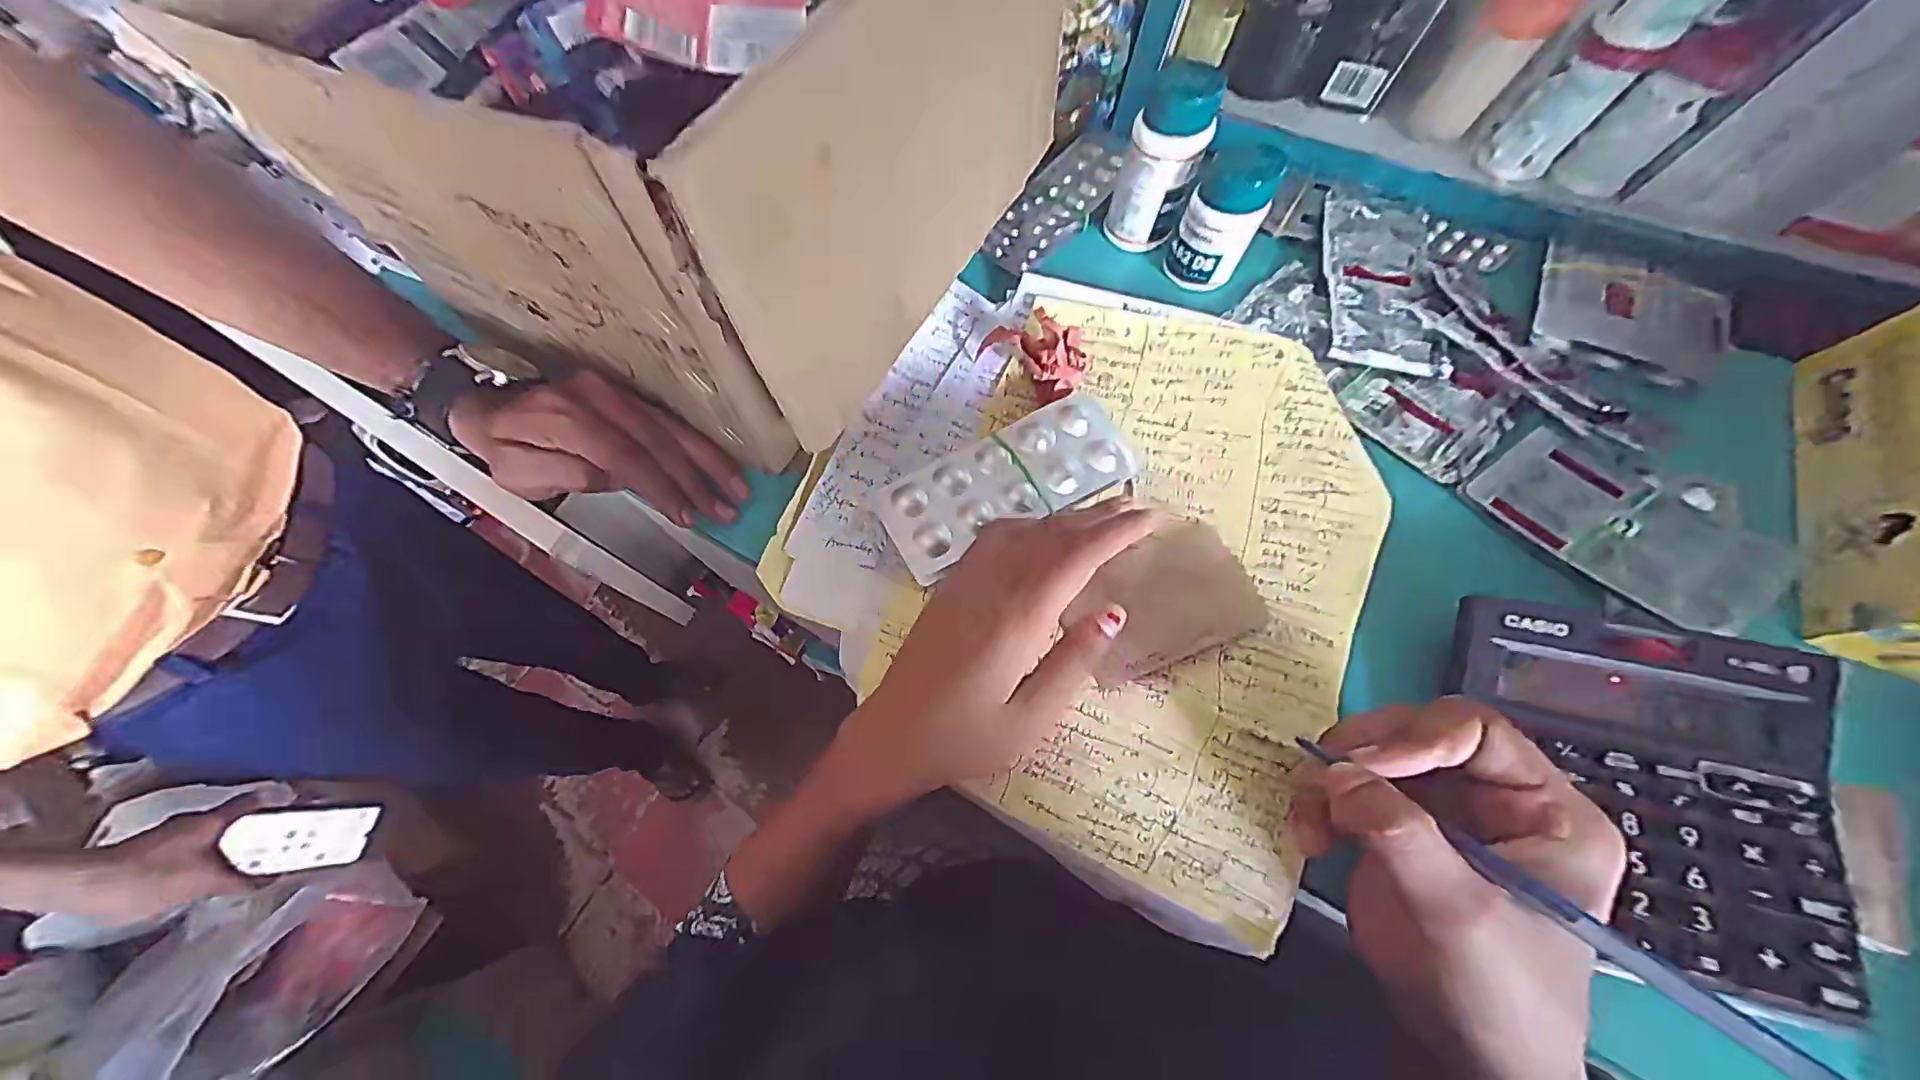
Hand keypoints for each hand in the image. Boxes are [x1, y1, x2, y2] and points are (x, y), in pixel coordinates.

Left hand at [90, 795, 266, 922]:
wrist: (81, 888)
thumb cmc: (150, 877)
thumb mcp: (201, 883)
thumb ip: (239, 880)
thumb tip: (271, 881)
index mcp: (214, 819)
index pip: (258, 802)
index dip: (282, 805)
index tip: (300, 814)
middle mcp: (197, 820)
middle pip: (241, 819)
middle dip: (263, 829)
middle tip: (283, 843)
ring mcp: (174, 835)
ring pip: (220, 834)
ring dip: (237, 845)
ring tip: (254, 861)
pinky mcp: (156, 851)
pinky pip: (200, 847)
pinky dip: (214, 856)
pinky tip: (215, 874)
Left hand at [448, 369, 749, 524]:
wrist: (486, 402)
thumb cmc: (502, 447)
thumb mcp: (516, 472)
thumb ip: (561, 474)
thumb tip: (611, 479)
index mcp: (568, 419)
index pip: (625, 456)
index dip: (661, 487)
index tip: (687, 516)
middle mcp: (598, 398)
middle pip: (658, 441)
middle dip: (697, 480)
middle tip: (726, 510)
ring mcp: (616, 392)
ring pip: (673, 428)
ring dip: (710, 461)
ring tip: (739, 489)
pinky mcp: (628, 394)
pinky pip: (672, 419)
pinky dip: (700, 444)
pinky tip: (722, 464)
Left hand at [828, 500, 1161, 811]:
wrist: (892, 735)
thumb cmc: (965, 738)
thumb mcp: (1030, 719)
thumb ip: (1073, 662)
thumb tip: (1115, 613)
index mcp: (1018, 618)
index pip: (1074, 557)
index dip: (1115, 533)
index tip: (1150, 519)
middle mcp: (992, 587)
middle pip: (1051, 535)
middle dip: (1098, 518)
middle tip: (1138, 510)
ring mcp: (966, 582)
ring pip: (1023, 531)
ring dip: (1065, 519)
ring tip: (1100, 518)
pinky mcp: (951, 587)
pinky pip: (995, 539)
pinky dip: (1029, 526)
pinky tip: (1039, 535)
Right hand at [1290, 698, 1625, 1079]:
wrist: (1463, 1052)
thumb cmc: (1495, 989)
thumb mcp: (1458, 911)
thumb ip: (1401, 834)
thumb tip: (1336, 772)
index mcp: (1544, 809)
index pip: (1476, 732)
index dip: (1417, 737)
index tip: (1364, 766)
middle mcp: (1491, 797)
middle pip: (1413, 733)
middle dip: (1361, 754)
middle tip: (1321, 777)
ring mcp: (1439, 811)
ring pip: (1369, 757)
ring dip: (1328, 781)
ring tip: (1308, 823)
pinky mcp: (1392, 827)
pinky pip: (1345, 788)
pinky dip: (1318, 803)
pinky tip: (1309, 836)